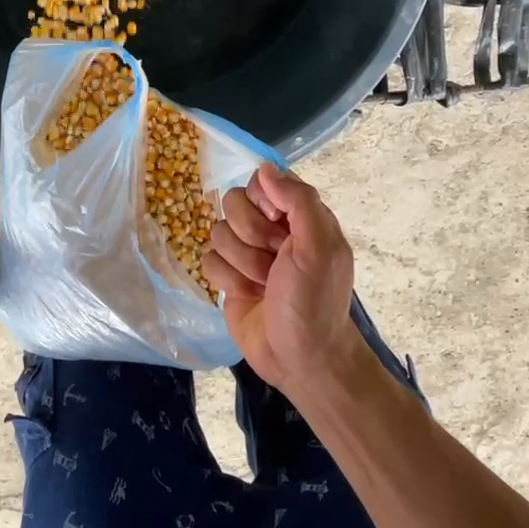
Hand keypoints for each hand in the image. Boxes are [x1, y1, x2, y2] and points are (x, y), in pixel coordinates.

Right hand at [204, 165, 362, 397]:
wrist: (299, 358)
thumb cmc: (314, 302)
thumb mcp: (320, 247)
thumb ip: (298, 201)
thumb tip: (264, 168)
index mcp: (298, 216)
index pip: (262, 183)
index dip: (264, 202)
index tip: (278, 225)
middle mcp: (271, 230)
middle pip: (233, 203)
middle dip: (252, 237)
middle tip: (276, 262)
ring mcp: (246, 253)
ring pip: (218, 232)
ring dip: (242, 264)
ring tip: (265, 285)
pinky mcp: (227, 277)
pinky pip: (208, 260)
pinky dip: (228, 281)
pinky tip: (249, 296)